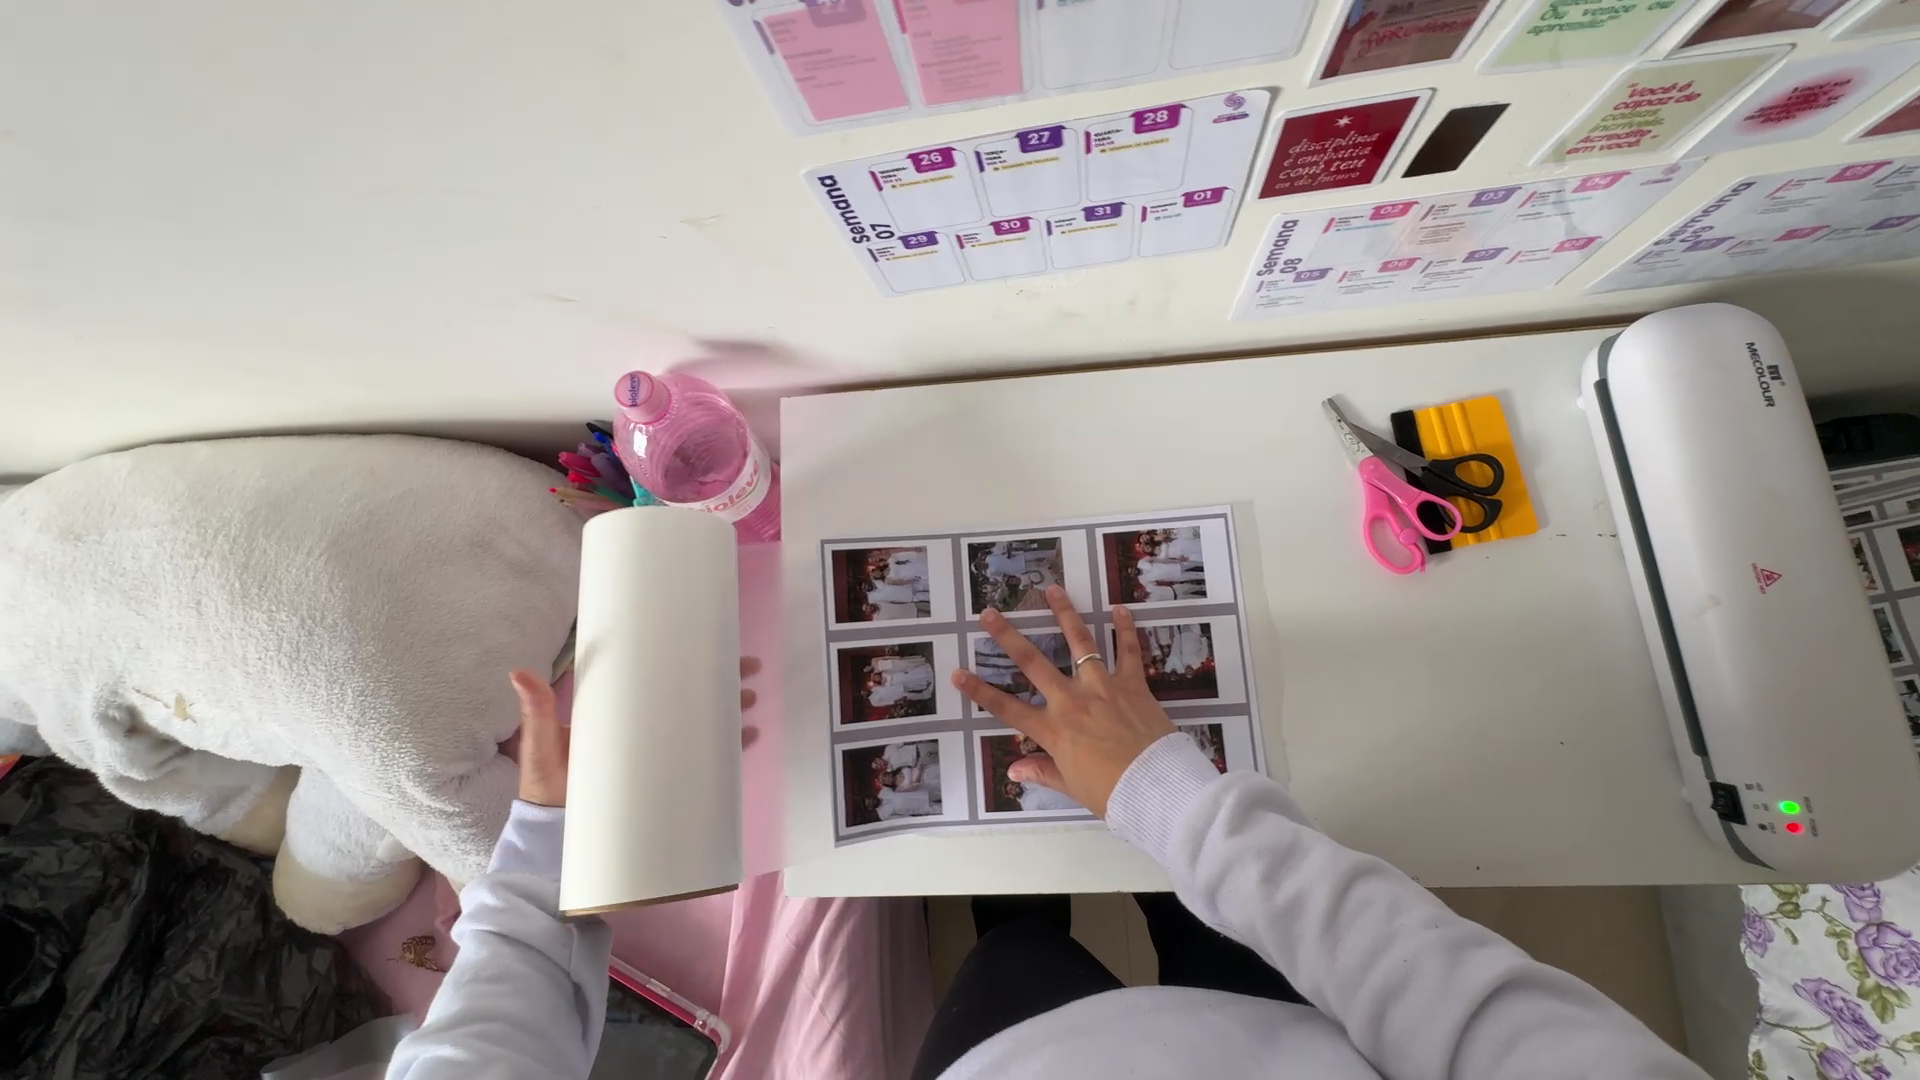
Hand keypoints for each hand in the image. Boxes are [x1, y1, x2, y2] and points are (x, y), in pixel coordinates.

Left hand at [510, 657, 762, 807]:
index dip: (689, 659)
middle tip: (749, 669)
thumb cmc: (548, 789)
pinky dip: (728, 748)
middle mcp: (648, 728)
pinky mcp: (671, 780)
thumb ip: (538, 713)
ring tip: (750, 702)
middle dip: (724, 681)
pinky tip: (746, 740)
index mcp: (623, 710)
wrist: (557, 841)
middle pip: (692, 696)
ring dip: (731, 711)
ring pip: (705, 723)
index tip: (714, 645)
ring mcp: (661, 754)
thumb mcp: (542, 747)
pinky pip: (706, 759)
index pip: (661, 677)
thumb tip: (519, 671)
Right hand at [951, 586, 1173, 816]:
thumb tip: (1014, 771)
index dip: (980, 692)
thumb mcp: (1073, 788)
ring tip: (1054, 589)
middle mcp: (1072, 701)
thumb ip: (1044, 773)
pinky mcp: (1133, 684)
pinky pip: (1129, 651)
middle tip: (989, 613)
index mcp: (1054, 730)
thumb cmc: (1113, 794)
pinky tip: (1120, 608)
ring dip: (1065, 614)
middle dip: (1008, 637)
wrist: (1158, 789)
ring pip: (1080, 643)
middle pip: (1033, 663)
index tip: (958, 673)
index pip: (1007, 709)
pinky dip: (1126, 629)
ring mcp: (1103, 688)